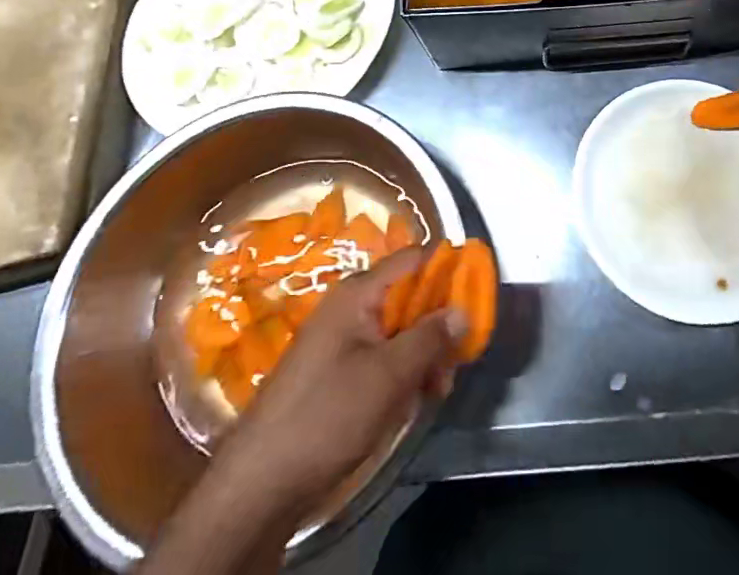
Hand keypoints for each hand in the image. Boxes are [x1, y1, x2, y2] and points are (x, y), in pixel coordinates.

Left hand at [204, 248, 462, 525]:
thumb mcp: (390, 375)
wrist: (262, 478)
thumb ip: (430, 337)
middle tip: (453, 365)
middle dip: (438, 327)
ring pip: (399, 331)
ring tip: (434, 393)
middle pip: (410, 297)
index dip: (448, 271)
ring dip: (423, 356)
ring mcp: (342, 339)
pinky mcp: (338, 370)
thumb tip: (463, 308)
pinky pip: (382, 356)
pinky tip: (411, 403)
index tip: (476, 298)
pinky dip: (403, 373)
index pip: (414, 260)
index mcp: (358, 294)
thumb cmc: (329, 414)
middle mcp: (350, 307)